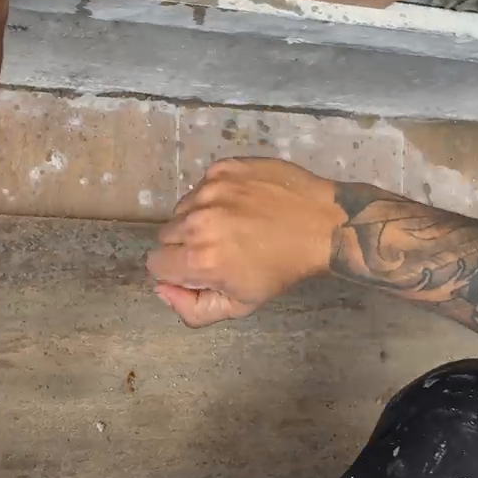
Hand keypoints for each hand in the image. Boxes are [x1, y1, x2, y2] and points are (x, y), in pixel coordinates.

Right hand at [146, 158, 344, 326]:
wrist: (321, 223)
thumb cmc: (281, 268)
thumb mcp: (240, 305)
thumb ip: (192, 309)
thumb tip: (162, 289)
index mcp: (199, 260)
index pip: (155, 264)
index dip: (175, 270)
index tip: (200, 268)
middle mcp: (197, 222)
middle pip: (166, 236)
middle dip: (186, 245)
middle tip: (220, 246)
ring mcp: (209, 190)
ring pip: (182, 209)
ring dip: (198, 218)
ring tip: (233, 223)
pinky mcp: (222, 168)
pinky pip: (200, 186)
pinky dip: (214, 196)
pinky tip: (241, 204)